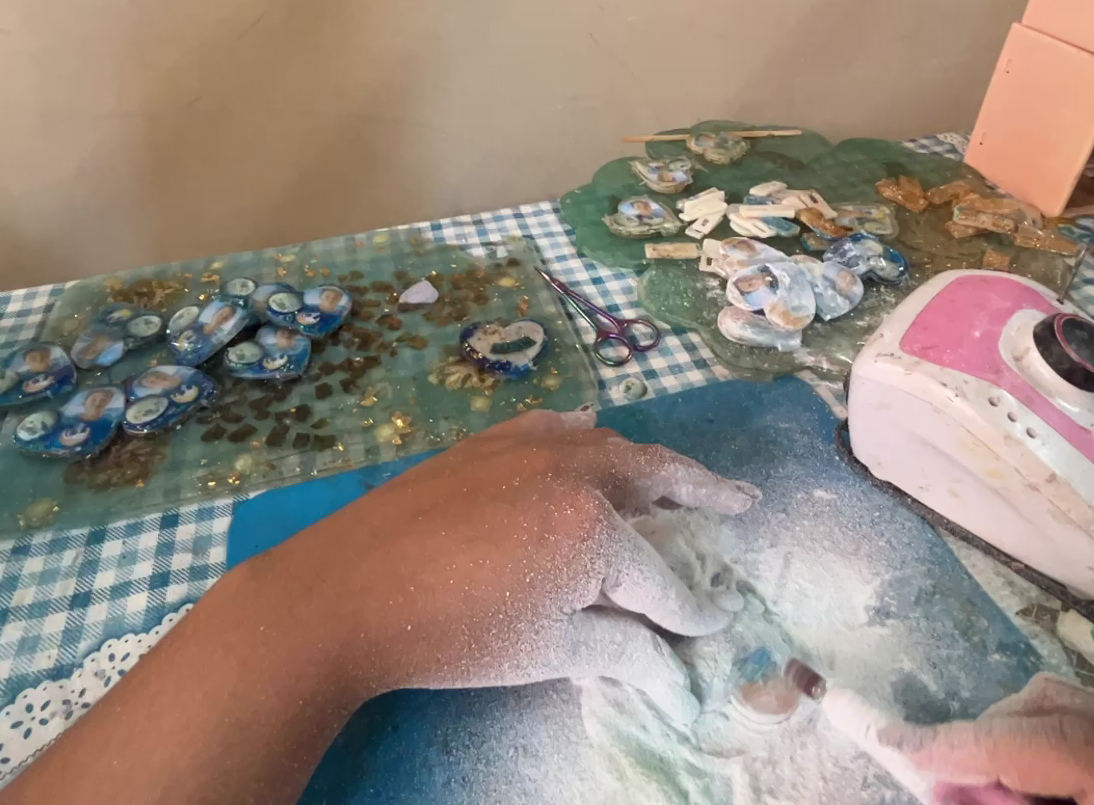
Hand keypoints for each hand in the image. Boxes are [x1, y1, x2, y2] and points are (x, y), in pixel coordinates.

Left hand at [243, 408, 759, 721]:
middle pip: (657, 477)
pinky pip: (561, 427)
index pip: (663, 578)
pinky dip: (589, 437)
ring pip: (613, 444)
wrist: (352, 586)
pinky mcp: (496, 438)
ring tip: (677, 478)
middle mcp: (577, 470)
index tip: (713, 625)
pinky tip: (591, 440)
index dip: (690, 609)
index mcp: (596, 529)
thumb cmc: (455, 632)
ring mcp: (534, 444)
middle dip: (704, 493)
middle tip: (741, 501)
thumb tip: (673, 665)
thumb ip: (621, 649)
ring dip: (650, 463)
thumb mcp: (547, 652)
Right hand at [878, 673, 1093, 804]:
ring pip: (1077, 709)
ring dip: (1011, 739)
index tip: (899, 747)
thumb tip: (943, 788)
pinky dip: (1045, 750)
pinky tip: (1028, 790)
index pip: (1070, 743)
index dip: (974, 741)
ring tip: (981, 787)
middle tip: (937, 780)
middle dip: (985, 737)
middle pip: (1063, 709)